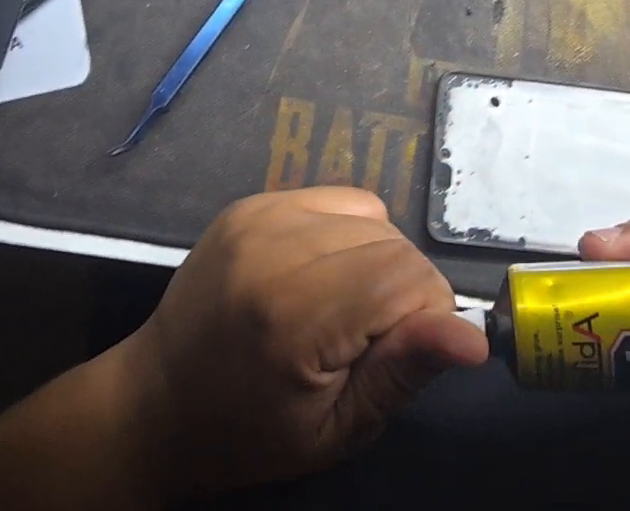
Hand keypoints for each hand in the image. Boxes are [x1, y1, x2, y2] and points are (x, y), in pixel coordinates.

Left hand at [122, 187, 489, 497]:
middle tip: (364, 338)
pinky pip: (337, 199)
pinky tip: (320, 272)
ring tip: (340, 305)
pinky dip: (348, 233)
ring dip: (377, 258)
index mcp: (293, 311)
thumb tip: (472, 336)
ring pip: (371, 215)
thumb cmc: (249, 431)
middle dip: (402, 290)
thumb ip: (403, 371)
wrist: (157, 399)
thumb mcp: (336, 429)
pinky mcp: (250, 202)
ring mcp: (258, 213)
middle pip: (392, 242)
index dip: (424, 316)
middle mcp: (274, 245)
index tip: (396, 354)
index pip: (408, 275)